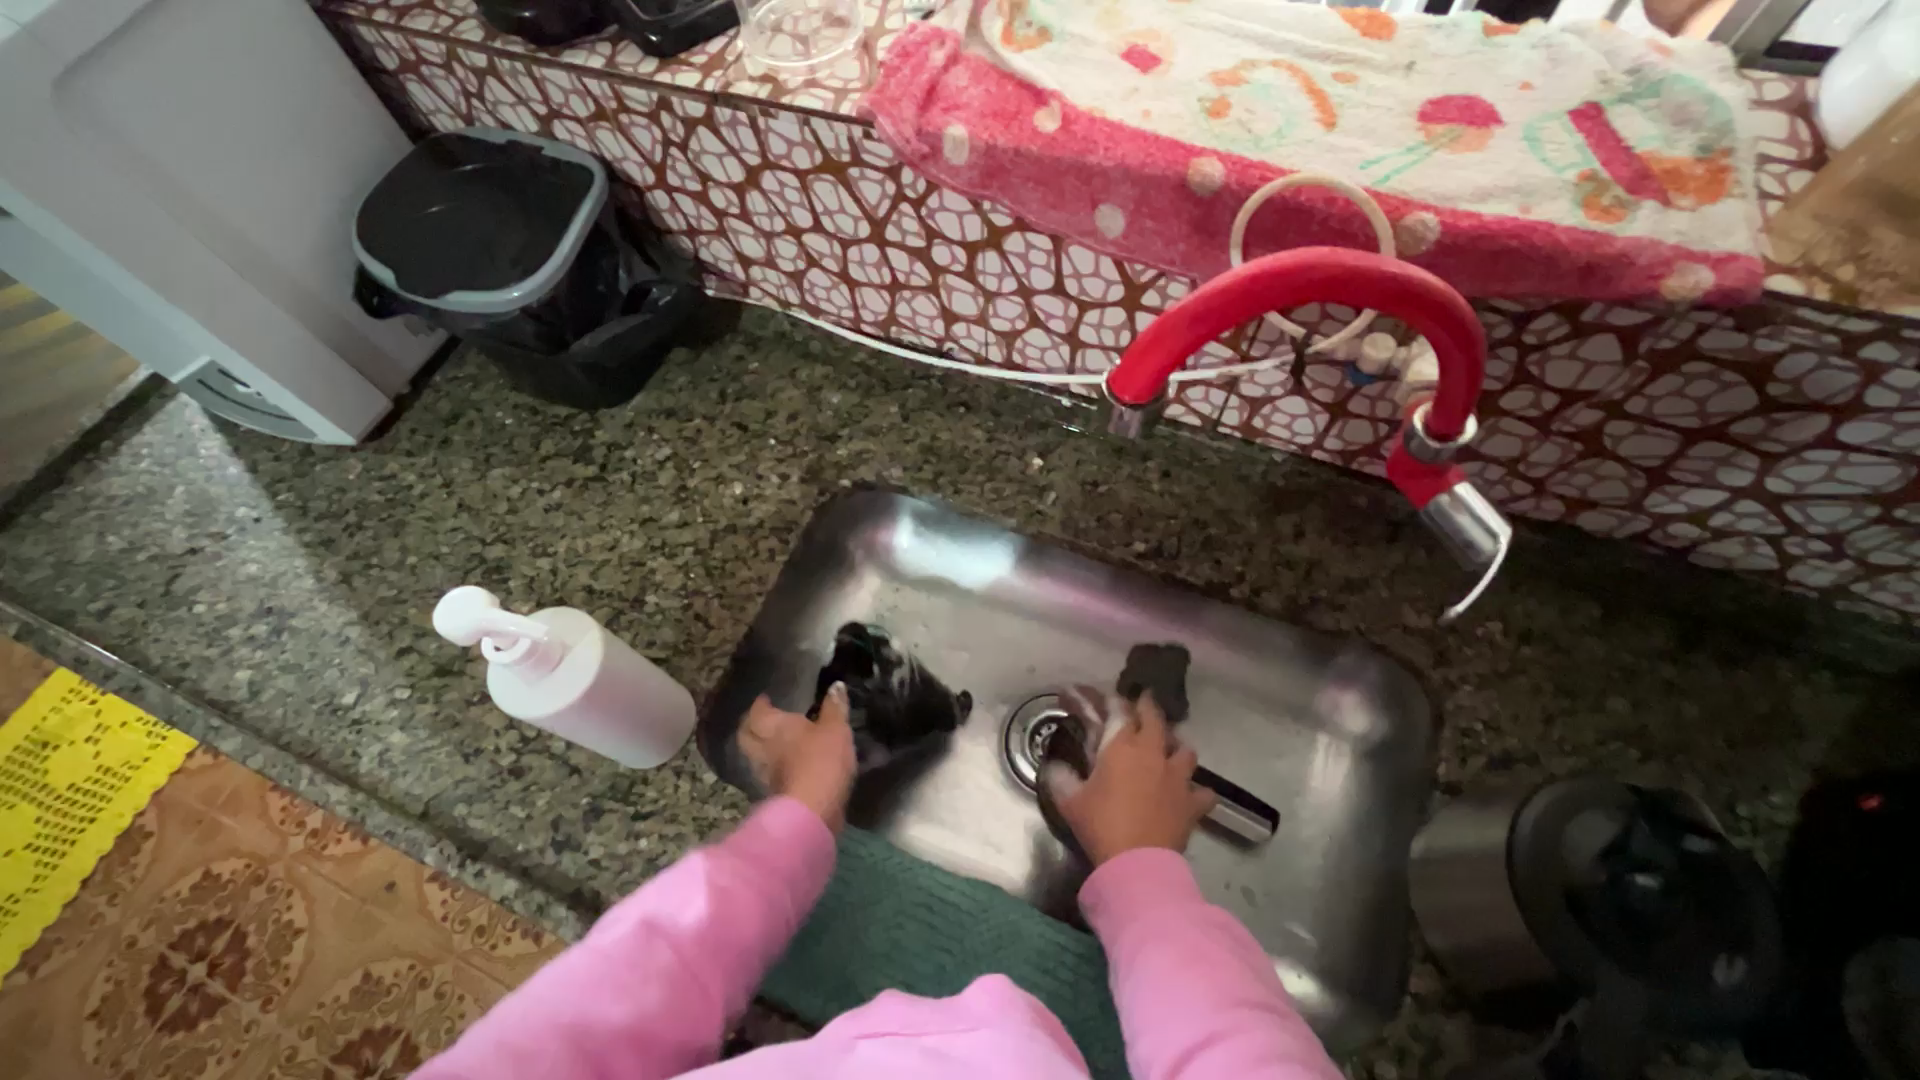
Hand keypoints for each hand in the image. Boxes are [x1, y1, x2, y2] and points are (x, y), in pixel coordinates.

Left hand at [738, 683, 857, 831]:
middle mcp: (764, 748)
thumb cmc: (822, 760)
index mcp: (775, 726)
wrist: (813, 810)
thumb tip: (836, 685)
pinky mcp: (775, 795)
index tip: (764, 699)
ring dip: (760, 749)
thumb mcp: (836, 728)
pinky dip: (774, 769)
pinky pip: (769, 775)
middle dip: (750, 726)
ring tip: (773, 744)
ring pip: (755, 757)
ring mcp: (766, 774)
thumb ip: (835, 707)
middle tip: (760, 720)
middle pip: (746, 736)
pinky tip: (786, 767)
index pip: (757, 712)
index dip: (759, 705)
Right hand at [1051, 692, 1215, 866]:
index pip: (1118, 710)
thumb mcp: (1069, 801)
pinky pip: (1203, 791)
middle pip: (1155, 719)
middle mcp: (1153, 753)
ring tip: (1170, 748)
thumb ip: (1061, 778)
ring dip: (1176, 745)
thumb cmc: (1100, 825)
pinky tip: (1190, 793)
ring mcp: (1178, 777)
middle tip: (1142, 702)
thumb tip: (1055, 766)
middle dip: (1147, 707)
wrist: (1136, 864)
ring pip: (1185, 749)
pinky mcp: (1192, 803)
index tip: (1104, 695)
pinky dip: (1197, 790)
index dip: (1110, 699)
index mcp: (1121, 746)